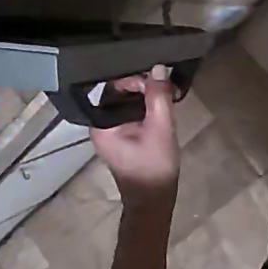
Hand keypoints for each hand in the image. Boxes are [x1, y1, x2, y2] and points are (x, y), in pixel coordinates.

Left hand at [88, 66, 179, 206]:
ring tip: (166, 93)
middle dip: (142, 86)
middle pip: (118, 92)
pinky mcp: (122, 136)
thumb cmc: (154, 166)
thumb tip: (158, 67)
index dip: (134, 79)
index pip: (112, 86)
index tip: (155, 82)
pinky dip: (145, 107)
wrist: (155, 201)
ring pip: (127, 102)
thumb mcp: (161, 128)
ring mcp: (111, 131)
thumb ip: (158, 96)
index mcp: (101, 123)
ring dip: (146, 96)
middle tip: (165, 86)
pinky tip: (162, 105)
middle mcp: (100, 124)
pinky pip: (131, 113)